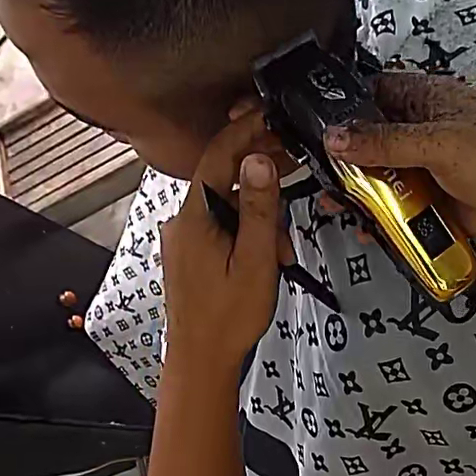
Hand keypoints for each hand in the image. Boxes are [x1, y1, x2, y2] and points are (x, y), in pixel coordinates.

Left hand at [162, 114, 286, 370]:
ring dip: (258, 220)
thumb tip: (258, 159)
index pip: (217, 156)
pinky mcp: (188, 251)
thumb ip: (258, 208)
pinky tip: (265, 257)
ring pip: (226, 207)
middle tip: (292, 192)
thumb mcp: (255, 261)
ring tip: (281, 253)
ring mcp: (183, 237)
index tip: (269, 115)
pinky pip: (220, 226)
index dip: (244, 131)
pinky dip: (245, 233)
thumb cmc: (229, 317)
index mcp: (195, 217)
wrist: (200, 359)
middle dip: (262, 188)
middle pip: (224, 180)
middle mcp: (182, 220)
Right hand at [325, 72, 475, 239]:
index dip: (348, 105)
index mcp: (428, 99)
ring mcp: (424, 164)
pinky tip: (364, 224)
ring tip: (334, 203)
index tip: (318, 125)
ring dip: (358, 189)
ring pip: (380, 172)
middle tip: (321, 174)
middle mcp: (423, 128)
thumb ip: (386, 142)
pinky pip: (395, 201)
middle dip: (347, 156)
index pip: (377, 91)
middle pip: (372, 136)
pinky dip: (378, 213)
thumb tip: (337, 138)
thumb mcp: (438, 145)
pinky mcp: (428, 195)